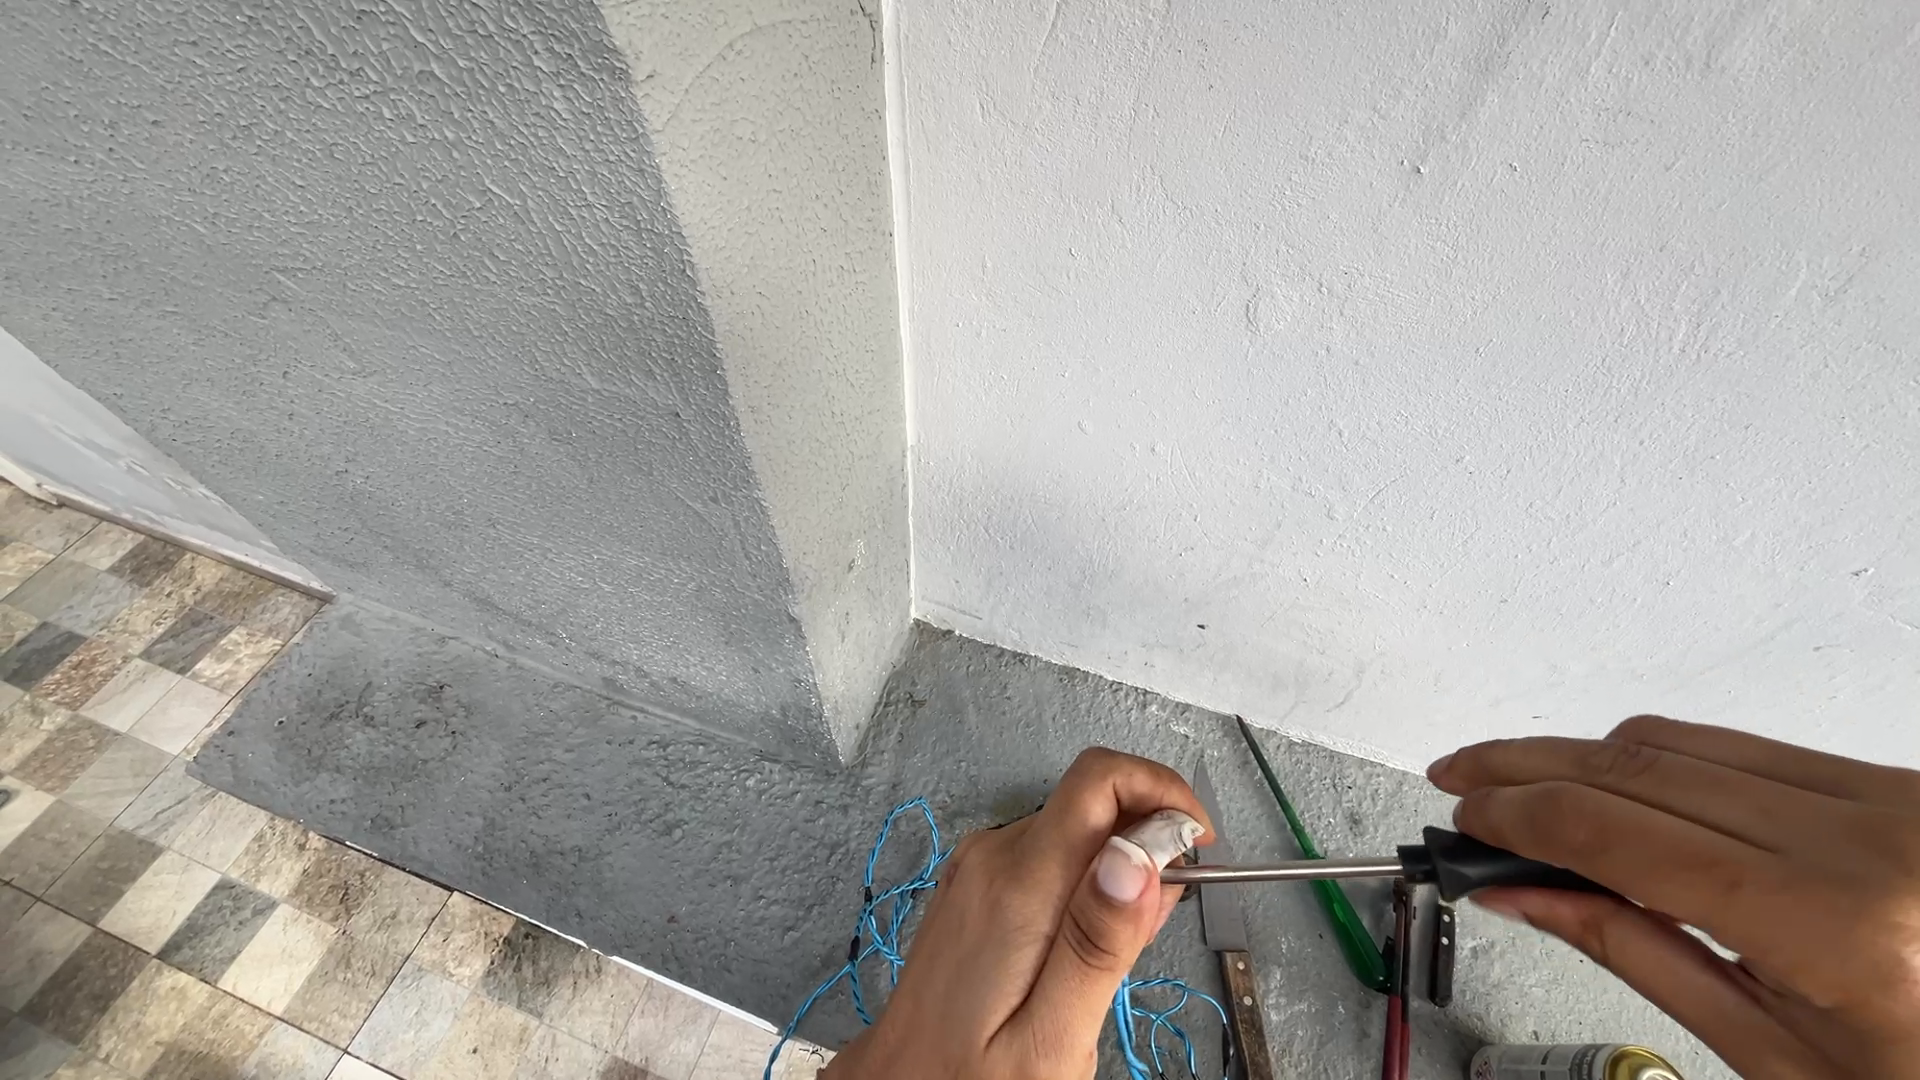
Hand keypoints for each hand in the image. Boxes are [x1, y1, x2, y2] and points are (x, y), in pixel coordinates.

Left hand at [823, 748, 1210, 1079]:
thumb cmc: (975, 1077)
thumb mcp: (1051, 1034)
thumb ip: (1098, 941)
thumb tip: (1139, 851)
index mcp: (1019, 879)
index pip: (1098, 779)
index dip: (1161, 790)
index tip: (1199, 845)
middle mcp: (996, 850)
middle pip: (1092, 799)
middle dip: (1147, 838)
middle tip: (1159, 926)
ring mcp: (982, 860)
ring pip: (1076, 826)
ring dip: (1120, 864)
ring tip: (1118, 952)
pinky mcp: (980, 877)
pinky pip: (1050, 851)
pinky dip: (1088, 878)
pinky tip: (1083, 945)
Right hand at [1428, 715, 1919, 1078]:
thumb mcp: (1779, 1057)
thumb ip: (1630, 952)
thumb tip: (1515, 893)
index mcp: (1835, 928)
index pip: (1609, 830)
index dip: (1513, 814)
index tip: (1464, 815)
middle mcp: (1867, 843)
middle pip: (1625, 766)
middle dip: (1519, 765)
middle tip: (1459, 776)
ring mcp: (1889, 800)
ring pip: (1667, 741)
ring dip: (1574, 755)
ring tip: (1521, 779)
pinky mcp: (1895, 783)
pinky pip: (1731, 744)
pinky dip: (1647, 757)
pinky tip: (1612, 782)